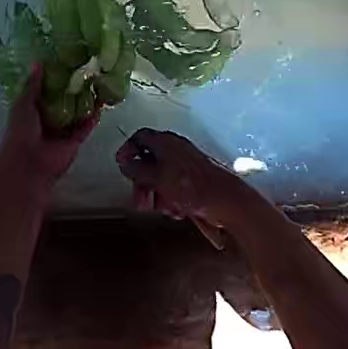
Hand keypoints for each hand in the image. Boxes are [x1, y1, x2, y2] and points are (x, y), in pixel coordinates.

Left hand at [0, 64, 97, 193]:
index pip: (45, 89)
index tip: (67, 60)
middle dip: (73, 87)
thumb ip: (32, 85)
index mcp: (31, 108)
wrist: (29, 165)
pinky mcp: (74, 141)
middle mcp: (47, 118)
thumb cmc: (21, 131)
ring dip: (85, 100)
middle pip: (63, 100)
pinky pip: (85, 126)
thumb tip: (38, 62)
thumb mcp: (23, 104)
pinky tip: (102, 102)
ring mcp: (62, 130)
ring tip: (98, 81)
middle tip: (87, 67)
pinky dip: (93, 116)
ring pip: (76, 112)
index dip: (55, 76)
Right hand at [115, 128, 267, 249]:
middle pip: (149, 161)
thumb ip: (136, 170)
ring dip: (155, 193)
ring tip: (159, 209)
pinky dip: (170, 196)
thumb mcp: (155, 178)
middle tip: (138, 200)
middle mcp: (176, 149)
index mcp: (165, 142)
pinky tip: (176, 211)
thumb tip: (125, 165)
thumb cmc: (188, 186)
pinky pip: (176, 185)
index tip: (120, 164)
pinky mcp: (197, 179)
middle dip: (141, 182)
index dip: (127, 149)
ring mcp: (187, 164)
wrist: (226, 201)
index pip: (139, 137)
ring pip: (162, 176)